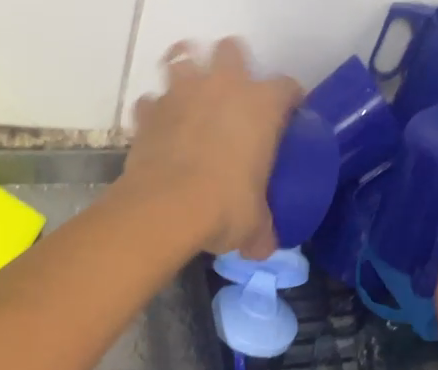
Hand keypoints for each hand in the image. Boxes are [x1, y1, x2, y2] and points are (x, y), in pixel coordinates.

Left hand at [123, 39, 302, 258]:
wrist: (167, 208)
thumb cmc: (223, 209)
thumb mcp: (253, 226)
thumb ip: (262, 232)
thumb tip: (263, 248)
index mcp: (262, 106)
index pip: (287, 89)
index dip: (288, 103)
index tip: (286, 120)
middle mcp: (223, 86)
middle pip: (231, 53)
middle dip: (231, 71)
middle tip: (230, 104)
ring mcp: (182, 94)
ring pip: (184, 62)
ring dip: (187, 79)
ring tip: (188, 106)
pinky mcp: (149, 113)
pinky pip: (150, 103)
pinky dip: (153, 115)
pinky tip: (157, 133)